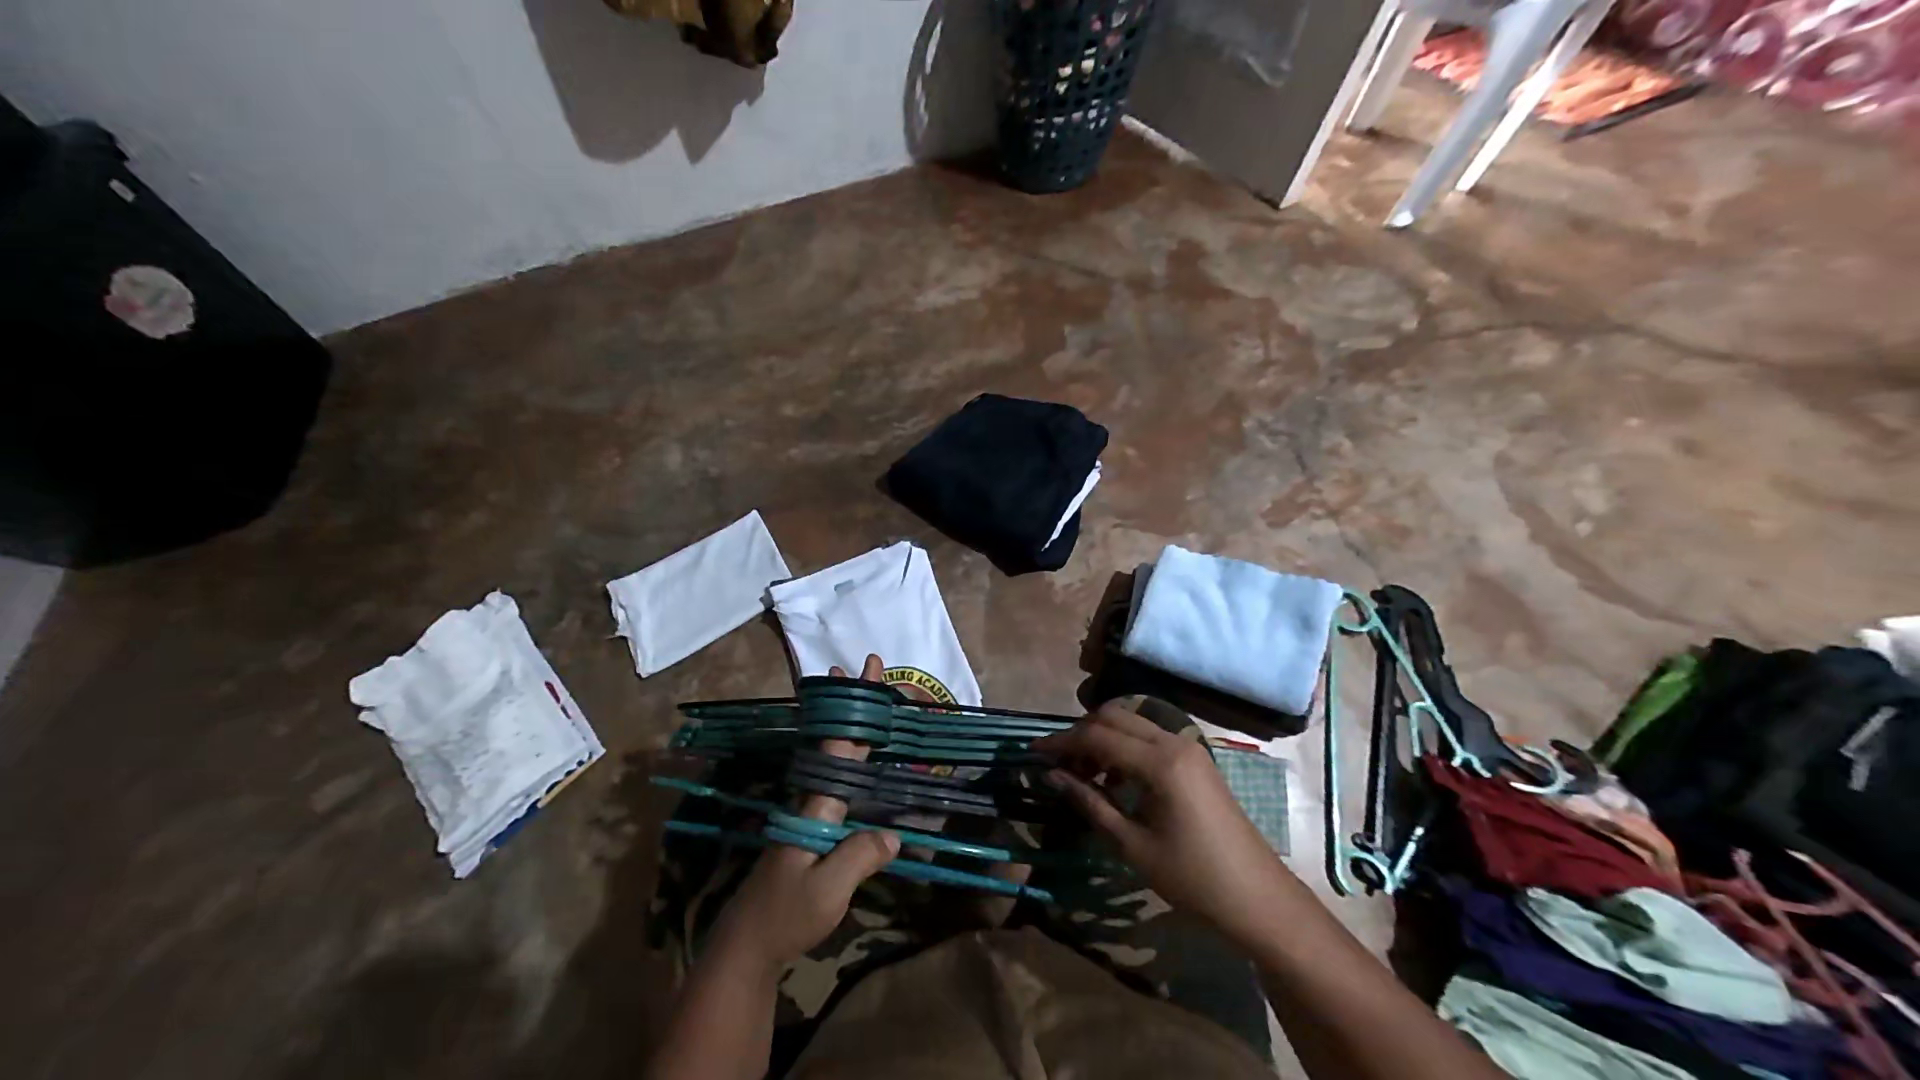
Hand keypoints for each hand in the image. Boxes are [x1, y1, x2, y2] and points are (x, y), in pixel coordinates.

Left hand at [704, 655, 898, 971]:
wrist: (746, 948)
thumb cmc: (786, 917)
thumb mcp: (828, 891)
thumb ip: (859, 857)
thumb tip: (893, 833)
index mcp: (815, 808)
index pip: (839, 749)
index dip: (857, 711)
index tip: (869, 673)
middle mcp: (809, 802)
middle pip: (836, 744)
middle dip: (855, 706)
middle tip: (870, 669)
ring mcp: (806, 816)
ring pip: (833, 759)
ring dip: (850, 726)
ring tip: (866, 702)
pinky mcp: (808, 832)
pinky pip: (835, 781)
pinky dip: (848, 758)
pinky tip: (859, 763)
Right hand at [1035, 703, 1291, 945]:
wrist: (1257, 898)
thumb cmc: (1192, 878)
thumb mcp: (1132, 844)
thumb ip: (1089, 802)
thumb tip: (1052, 775)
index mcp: (1160, 762)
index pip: (1097, 735)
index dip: (1061, 741)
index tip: (1033, 752)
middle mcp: (1175, 742)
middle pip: (1114, 715)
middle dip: (1080, 733)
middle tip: (1059, 764)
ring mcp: (1189, 747)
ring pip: (1133, 722)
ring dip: (1103, 737)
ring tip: (1084, 774)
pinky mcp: (1196, 759)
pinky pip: (1150, 736)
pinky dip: (1125, 745)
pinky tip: (1115, 778)